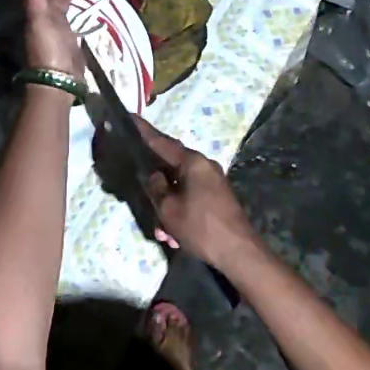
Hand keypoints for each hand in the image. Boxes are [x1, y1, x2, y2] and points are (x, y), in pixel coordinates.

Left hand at [16, 0, 88, 76]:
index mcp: (36, 10)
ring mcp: (56, 27)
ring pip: (60, 1)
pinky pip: (68, 14)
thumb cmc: (48, 48)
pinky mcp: (68, 38)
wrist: (58, 81)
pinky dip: (72, 4)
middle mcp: (44, 16)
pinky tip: (78, 2)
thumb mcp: (39, 18)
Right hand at [134, 115, 259, 268]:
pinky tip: (175, 235)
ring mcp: (212, 181)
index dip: (143, 131)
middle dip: (156, 189)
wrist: (239, 252)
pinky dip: (180, 212)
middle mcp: (204, 165)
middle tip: (147, 205)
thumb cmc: (201, 227)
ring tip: (163, 232)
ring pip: (179, 188)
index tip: (131, 117)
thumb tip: (154, 176)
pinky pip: (190, 198)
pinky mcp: (216, 197)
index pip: (162, 142)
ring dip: (168, 208)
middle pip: (170, 168)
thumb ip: (156, 188)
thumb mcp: (169, 209)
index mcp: (192, 162)